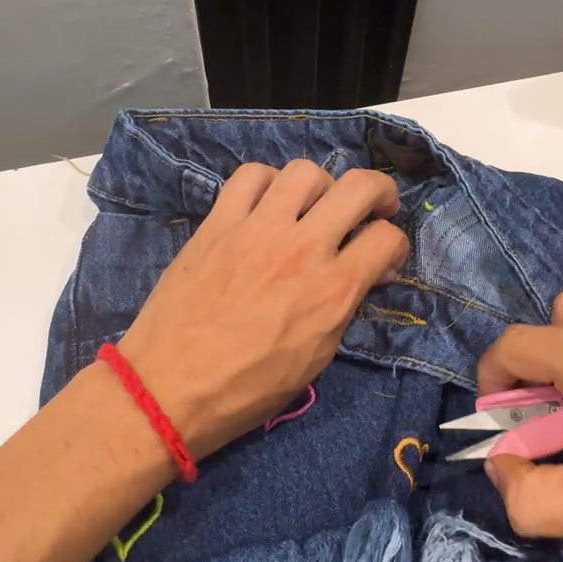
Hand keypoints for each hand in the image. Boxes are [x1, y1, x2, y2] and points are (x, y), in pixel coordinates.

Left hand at [116, 160, 408, 457]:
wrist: (167, 390)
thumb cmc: (247, 388)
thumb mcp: (316, 357)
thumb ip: (343, 305)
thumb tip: (361, 274)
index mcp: (331, 290)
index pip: (387, 239)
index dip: (395, 246)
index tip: (383, 257)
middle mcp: (301, 248)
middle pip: (358, 187)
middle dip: (380, 192)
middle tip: (374, 208)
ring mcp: (257, 229)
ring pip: (306, 171)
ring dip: (322, 185)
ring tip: (314, 205)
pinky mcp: (218, 223)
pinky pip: (251, 176)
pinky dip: (268, 182)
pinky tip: (267, 203)